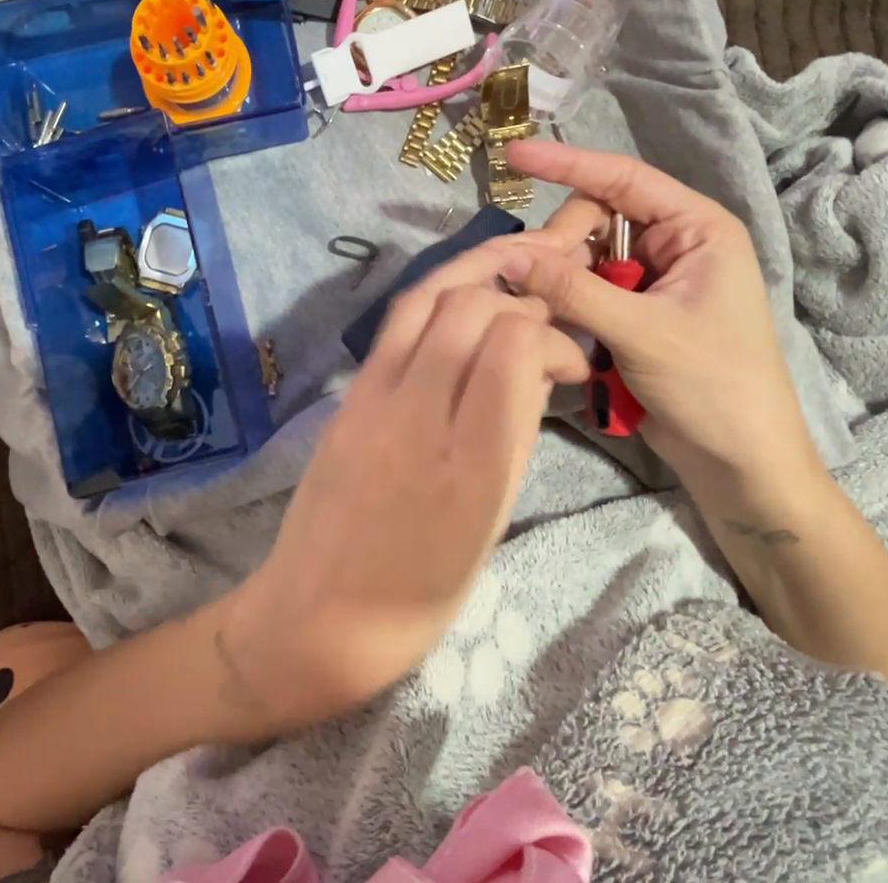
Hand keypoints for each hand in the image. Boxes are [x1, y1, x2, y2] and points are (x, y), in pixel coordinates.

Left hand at [222, 239, 587, 725]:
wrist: (318, 613)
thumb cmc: (421, 592)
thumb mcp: (491, 522)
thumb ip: (514, 437)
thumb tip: (532, 368)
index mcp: (470, 462)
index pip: (513, 345)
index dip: (550, 334)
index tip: (568, 361)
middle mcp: (417, 417)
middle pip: (469, 307)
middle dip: (519, 296)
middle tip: (540, 321)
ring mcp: (370, 402)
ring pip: (423, 299)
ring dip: (470, 275)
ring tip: (506, 274)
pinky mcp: (344, 400)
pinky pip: (392, 329)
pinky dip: (433, 301)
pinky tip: (457, 308)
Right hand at [501, 139, 822, 506]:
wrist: (738, 459)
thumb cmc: (712, 385)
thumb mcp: (641, 332)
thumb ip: (573, 291)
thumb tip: (510, 256)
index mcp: (696, 230)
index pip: (623, 179)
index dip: (567, 163)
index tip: (513, 153)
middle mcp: (673, 246)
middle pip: (594, 220)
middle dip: (558, 243)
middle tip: (526, 279)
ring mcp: (651, 282)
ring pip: (583, 259)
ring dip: (556, 278)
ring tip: (531, 307)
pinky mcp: (633, 316)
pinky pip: (584, 292)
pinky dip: (562, 303)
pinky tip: (543, 321)